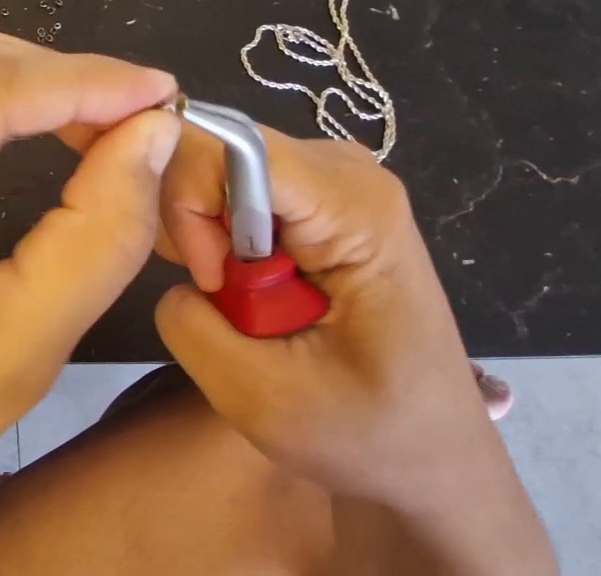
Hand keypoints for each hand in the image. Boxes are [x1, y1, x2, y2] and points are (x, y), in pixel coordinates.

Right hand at [153, 129, 551, 567]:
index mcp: (354, 207)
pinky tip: (235, 280)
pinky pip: (227, 180)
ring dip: (197, 227)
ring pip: (212, 161)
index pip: (229, 144)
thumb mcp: (263, 400)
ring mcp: (328, 177)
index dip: (191, 202)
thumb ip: (191, 324)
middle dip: (190, 217)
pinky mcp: (312, 194)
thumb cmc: (367, 435)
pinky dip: (209, 228)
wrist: (430, 456)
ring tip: (228, 295)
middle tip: (212, 292)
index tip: (207, 280)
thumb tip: (169, 273)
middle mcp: (343, 170)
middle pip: (214, 146)